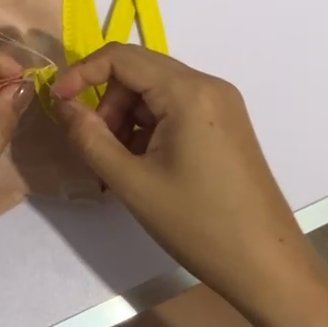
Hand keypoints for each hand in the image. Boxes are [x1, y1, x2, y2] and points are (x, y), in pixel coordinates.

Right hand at [50, 43, 308, 308]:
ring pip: (154, 90)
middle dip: (105, 100)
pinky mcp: (225, 124)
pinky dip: (148, 126)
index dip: (81, 73)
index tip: (57, 102)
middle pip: (138, 70)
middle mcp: (208, 85)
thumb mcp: (133, 183)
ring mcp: (221, 104)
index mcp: (188, 92)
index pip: (121, 57)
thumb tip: (63, 105)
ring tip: (117, 163)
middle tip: (92, 142)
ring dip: (126, 116)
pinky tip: (142, 164)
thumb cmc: (199, 225)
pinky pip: (174, 106)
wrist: (270, 269)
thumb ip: (90, 137)